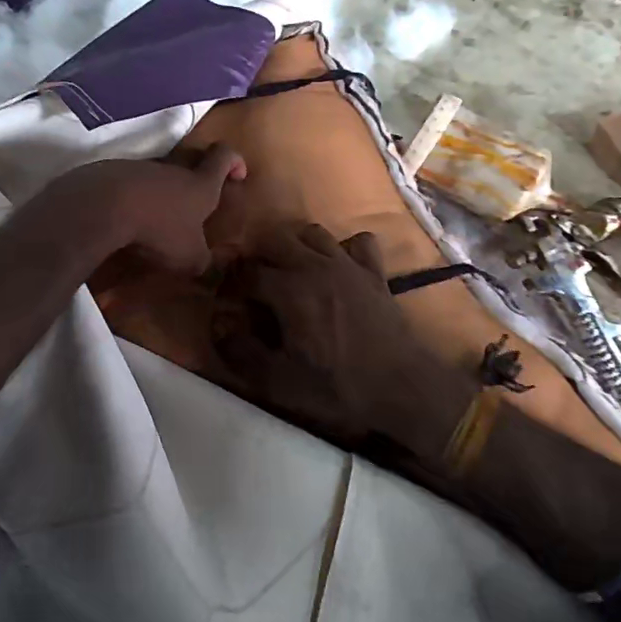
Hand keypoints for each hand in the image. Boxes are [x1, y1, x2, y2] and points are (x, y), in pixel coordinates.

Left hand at [50, 146, 246, 274]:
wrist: (101, 207)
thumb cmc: (158, 229)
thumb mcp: (189, 257)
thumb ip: (201, 259)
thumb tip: (204, 261)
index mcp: (200, 185)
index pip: (223, 157)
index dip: (234, 161)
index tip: (237, 174)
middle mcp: (172, 170)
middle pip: (188, 169)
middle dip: (191, 189)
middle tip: (189, 214)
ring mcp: (138, 169)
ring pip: (155, 179)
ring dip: (157, 198)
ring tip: (150, 225)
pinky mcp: (107, 173)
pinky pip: (125, 187)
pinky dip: (128, 202)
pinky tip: (121, 224)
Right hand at [210, 223, 467, 461]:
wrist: (402, 387)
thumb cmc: (337, 388)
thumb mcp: (279, 382)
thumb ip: (242, 350)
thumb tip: (218, 323)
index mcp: (289, 291)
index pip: (247, 273)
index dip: (230, 283)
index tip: (225, 297)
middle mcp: (316, 266)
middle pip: (275, 238)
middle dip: (257, 254)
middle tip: (252, 280)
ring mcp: (349, 265)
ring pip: (313, 233)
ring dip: (294, 245)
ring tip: (288, 268)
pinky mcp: (374, 272)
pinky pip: (358, 242)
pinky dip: (343, 248)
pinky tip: (337, 267)